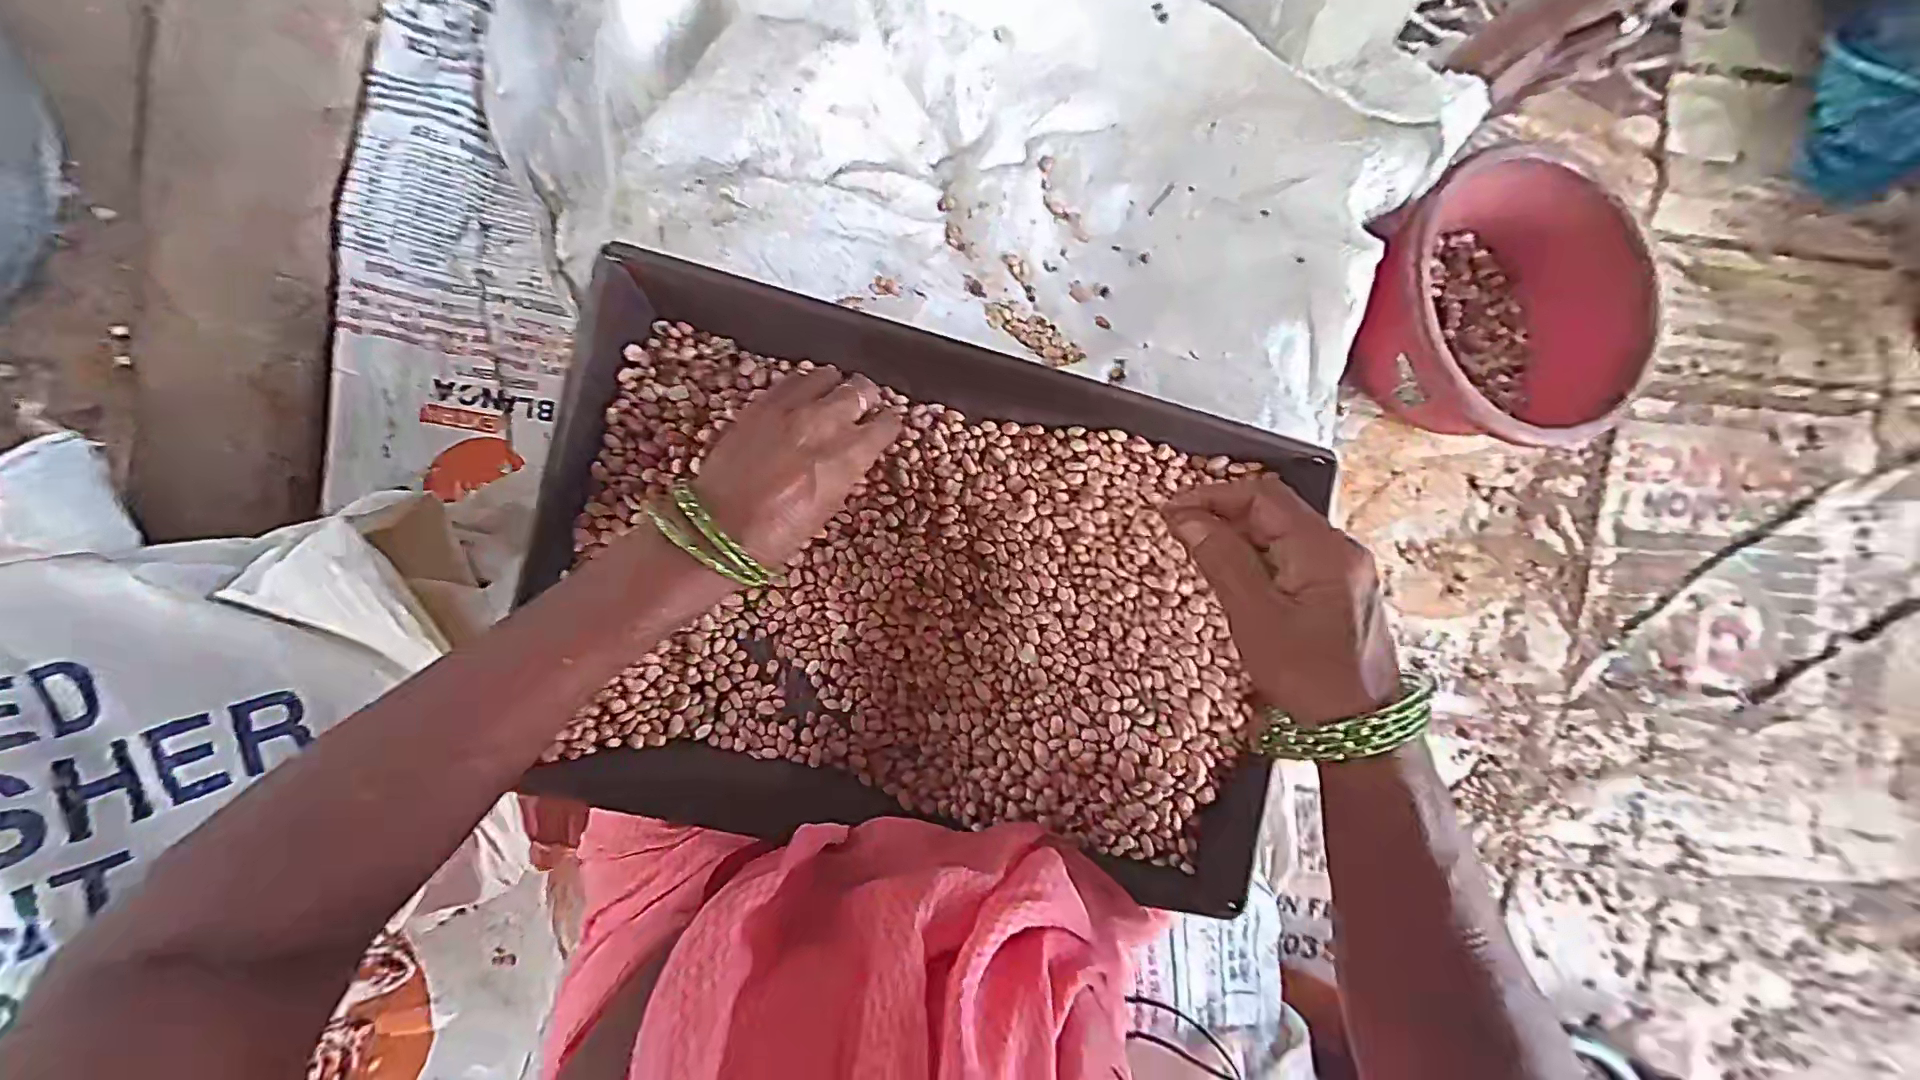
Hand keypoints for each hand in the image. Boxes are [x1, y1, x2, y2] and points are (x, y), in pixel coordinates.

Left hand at [693, 365, 902, 568]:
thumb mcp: (828, 506)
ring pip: (828, 376)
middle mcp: (825, 424)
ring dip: (836, 385)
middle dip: (867, 397)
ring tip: (833, 394)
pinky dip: (804, 384)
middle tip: (865, 404)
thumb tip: (851, 454)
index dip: (888, 424)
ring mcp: (791, 409)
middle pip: (861, 390)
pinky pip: (792, 380)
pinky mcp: (761, 404)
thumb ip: (844, 471)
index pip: (886, 424)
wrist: (720, 528)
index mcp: (848, 456)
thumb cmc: (778, 533)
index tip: (886, 426)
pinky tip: (803, 393)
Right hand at [1161, 474, 1398, 726]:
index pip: (1262, 496)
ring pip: (1278, 532)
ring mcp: (1341, 569)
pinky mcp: (1336, 589)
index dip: (1211, 496)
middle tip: (1177, 529)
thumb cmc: (1309, 678)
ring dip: (1234, 534)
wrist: (1360, 730)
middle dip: (1220, 512)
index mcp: (1325, 550)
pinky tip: (1229, 572)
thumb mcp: (1255, 617)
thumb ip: (1221, 560)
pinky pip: (1287, 555)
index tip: (1171, 511)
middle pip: (1272, 509)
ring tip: (1195, 549)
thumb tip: (1186, 519)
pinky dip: (1252, 555)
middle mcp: (1339, 550)